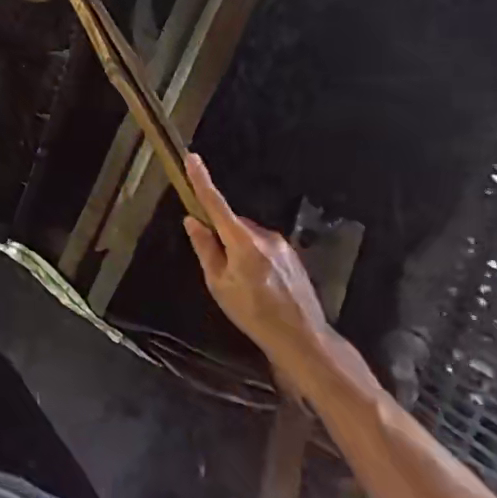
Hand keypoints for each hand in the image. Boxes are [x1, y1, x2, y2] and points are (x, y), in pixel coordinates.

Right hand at [182, 154, 330, 364]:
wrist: (304, 340)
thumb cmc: (253, 313)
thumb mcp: (218, 284)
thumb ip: (205, 249)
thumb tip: (193, 221)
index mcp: (243, 242)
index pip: (216, 204)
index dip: (202, 180)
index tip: (192, 158)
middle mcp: (265, 237)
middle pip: (231, 223)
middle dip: (220, 235)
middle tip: (218, 267)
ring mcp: (282, 246)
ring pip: (247, 236)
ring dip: (238, 248)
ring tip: (242, 282)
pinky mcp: (293, 256)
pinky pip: (263, 246)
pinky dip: (253, 256)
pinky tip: (259, 284)